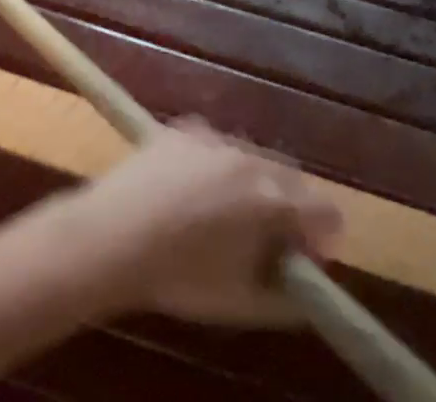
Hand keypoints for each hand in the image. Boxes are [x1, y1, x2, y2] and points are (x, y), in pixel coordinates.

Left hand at [58, 119, 342, 325]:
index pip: (326, 211)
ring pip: (249, 155)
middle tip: (266, 234)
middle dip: (288, 205)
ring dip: (250, 180)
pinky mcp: (173, 132)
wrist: (109, 238)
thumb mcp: (244, 303)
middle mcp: (247, 162)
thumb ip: (289, 298)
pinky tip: (192, 182)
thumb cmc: (179, 277)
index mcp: (274, 202)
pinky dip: (212, 160)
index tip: (303, 258)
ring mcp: (208, 142)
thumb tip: (305, 289)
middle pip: (290, 177)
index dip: (320, 238)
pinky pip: (209, 142)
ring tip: (224, 209)